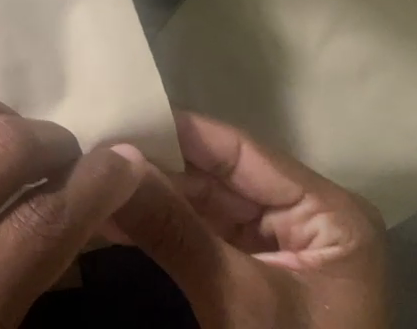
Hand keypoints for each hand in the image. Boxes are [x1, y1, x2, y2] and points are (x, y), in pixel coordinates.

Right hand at [109, 111, 387, 328]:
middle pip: (218, 175)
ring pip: (203, 204)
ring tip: (89, 179)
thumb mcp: (238, 300)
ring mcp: (279, 246)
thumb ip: (175, 227)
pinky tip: (112, 217)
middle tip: (90, 151)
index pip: (240, 151)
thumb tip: (113, 158)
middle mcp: (306, 216)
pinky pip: (201, 235)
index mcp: (327, 211)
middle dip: (154, 167)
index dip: (175, 132)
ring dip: (149, 197)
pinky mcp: (254, 274)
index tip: (114, 117)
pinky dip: (159, 228)